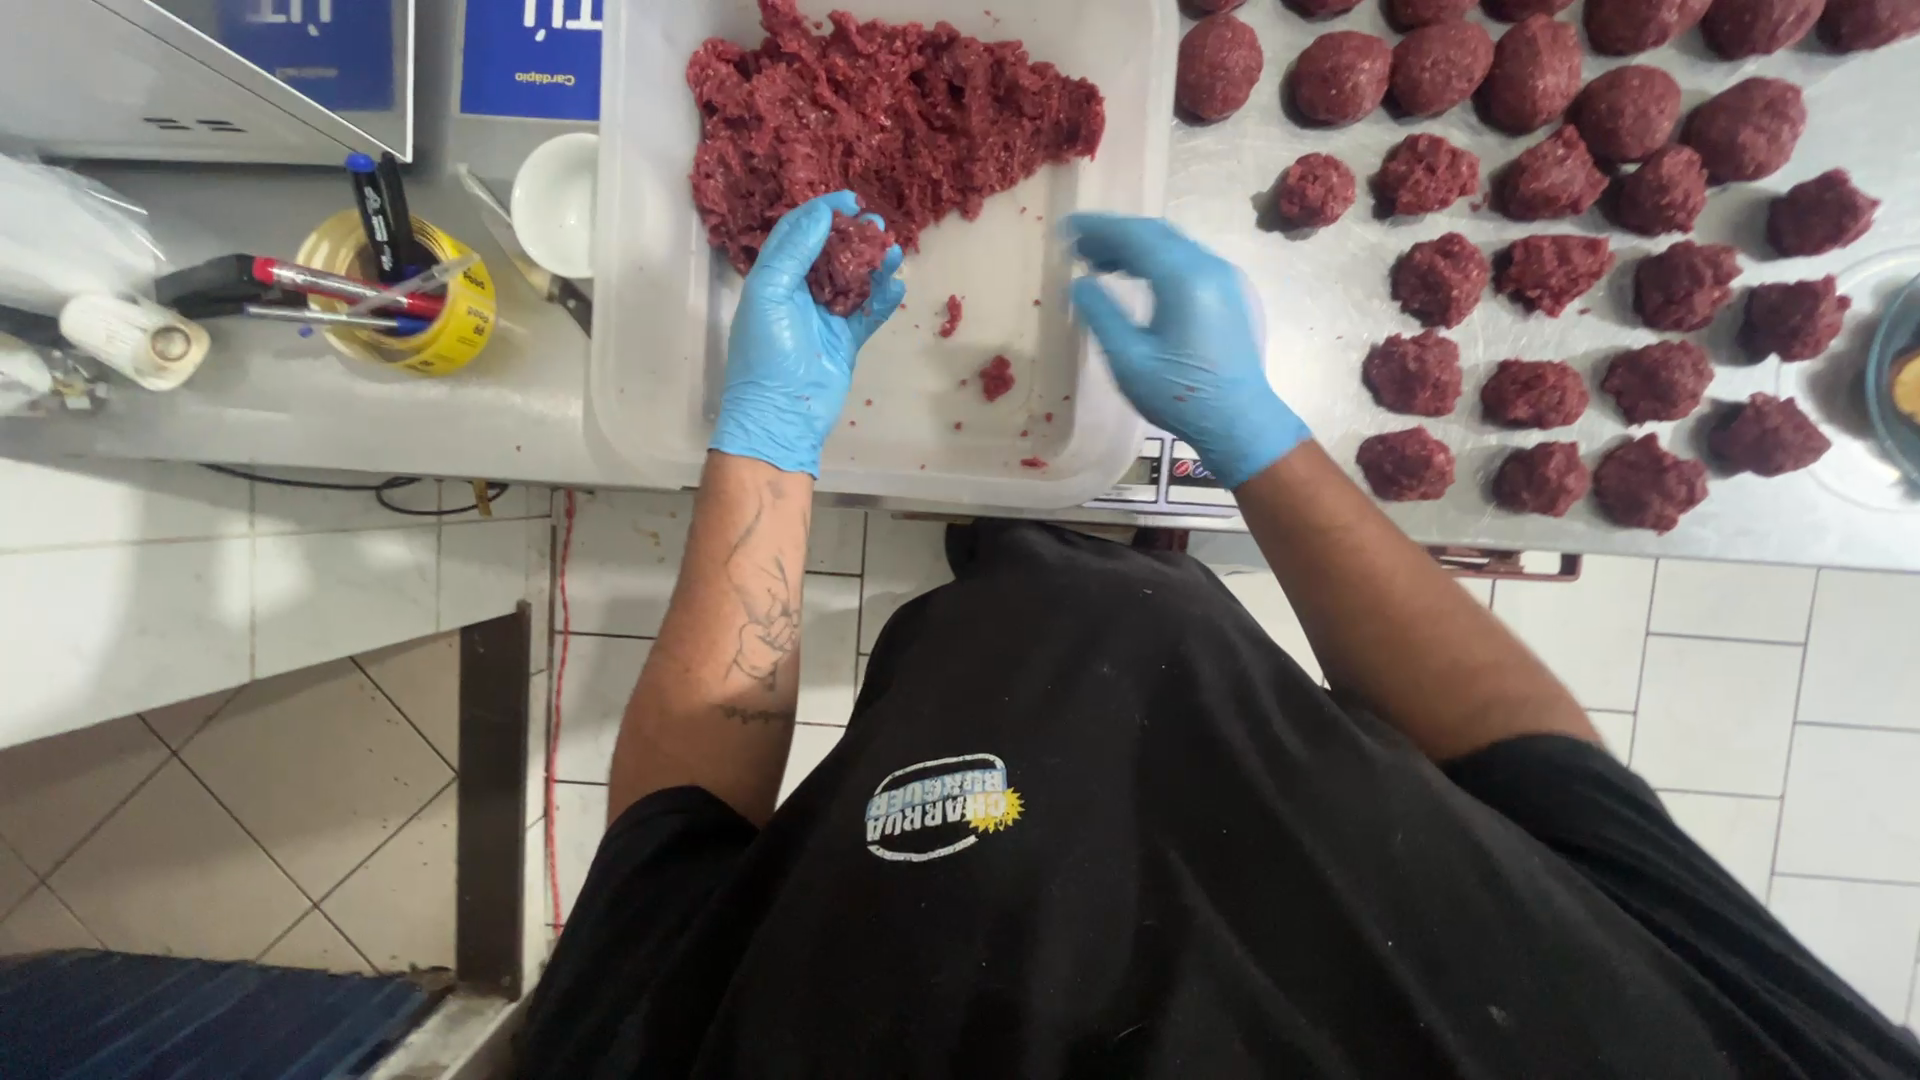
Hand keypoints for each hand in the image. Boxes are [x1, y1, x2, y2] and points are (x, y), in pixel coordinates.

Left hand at [711, 191, 905, 476]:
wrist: (781, 415)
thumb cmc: (767, 353)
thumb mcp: (770, 294)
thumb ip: (793, 252)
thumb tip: (820, 214)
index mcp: (775, 279)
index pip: (798, 234)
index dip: (821, 213)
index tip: (848, 198)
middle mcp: (799, 295)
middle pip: (830, 255)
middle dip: (853, 237)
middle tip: (877, 224)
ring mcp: (824, 320)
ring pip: (854, 283)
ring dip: (873, 265)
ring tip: (894, 250)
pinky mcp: (845, 343)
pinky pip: (867, 315)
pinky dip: (882, 299)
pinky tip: (898, 284)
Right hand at [1065, 214, 1308, 489]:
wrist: (1238, 421)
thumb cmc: (1179, 396)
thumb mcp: (1129, 359)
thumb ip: (1101, 315)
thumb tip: (1078, 284)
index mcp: (1183, 279)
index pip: (1135, 236)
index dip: (1098, 228)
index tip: (1066, 228)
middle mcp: (1207, 268)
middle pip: (1155, 234)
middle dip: (1114, 235)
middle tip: (1077, 247)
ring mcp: (1223, 279)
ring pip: (1172, 247)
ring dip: (1134, 248)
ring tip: (1097, 263)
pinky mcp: (1227, 295)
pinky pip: (1186, 262)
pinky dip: (1155, 261)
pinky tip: (1134, 279)